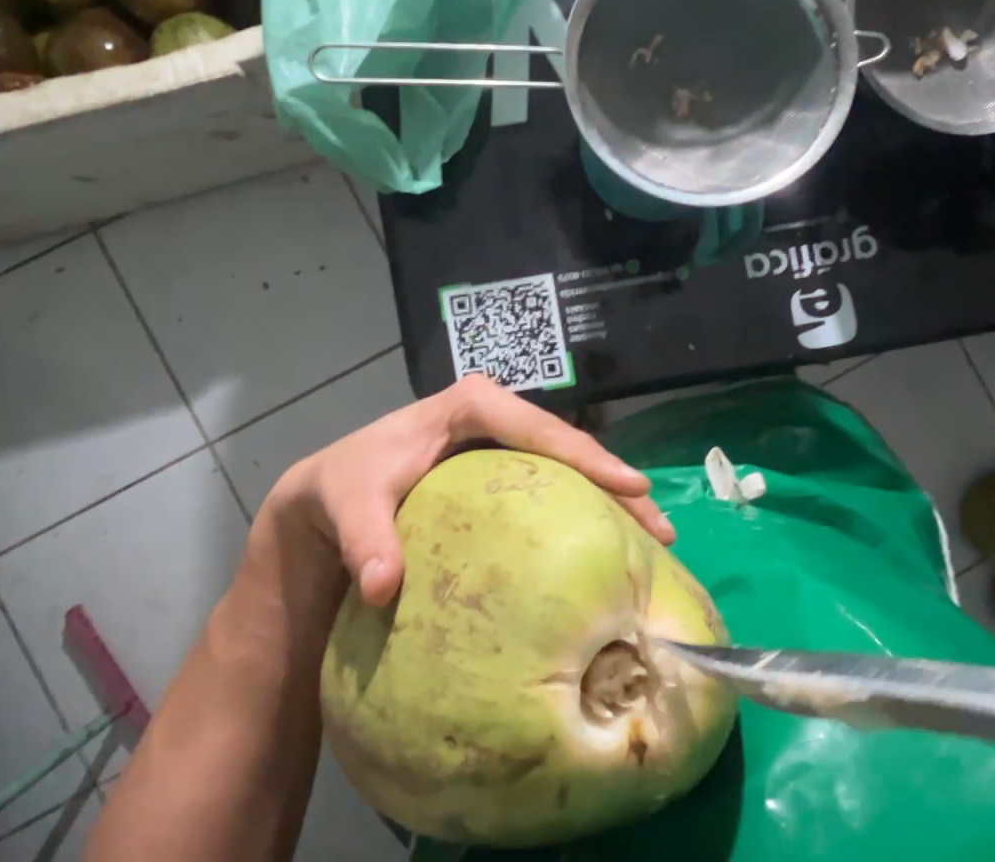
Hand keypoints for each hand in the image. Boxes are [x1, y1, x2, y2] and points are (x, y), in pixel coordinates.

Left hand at [260, 374, 669, 608]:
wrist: (334, 497)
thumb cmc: (347, 486)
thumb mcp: (350, 502)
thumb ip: (365, 536)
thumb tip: (383, 586)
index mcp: (468, 408)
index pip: (534, 425)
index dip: (583, 453)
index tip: (626, 484)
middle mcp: (497, 421)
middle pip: (568, 446)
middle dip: (617, 481)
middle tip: (660, 524)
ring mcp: (506, 448)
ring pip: (572, 469)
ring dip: (615, 500)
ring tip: (659, 540)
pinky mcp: (508, 477)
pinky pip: (558, 490)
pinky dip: (590, 514)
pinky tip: (618, 546)